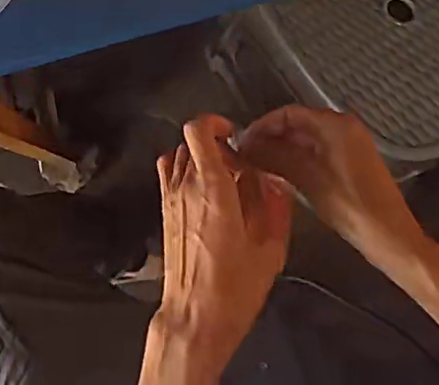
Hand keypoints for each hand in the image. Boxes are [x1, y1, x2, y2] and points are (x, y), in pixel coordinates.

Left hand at [143, 115, 291, 383]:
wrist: (195, 316)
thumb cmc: (233, 288)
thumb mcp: (270, 250)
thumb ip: (275, 208)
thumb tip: (274, 181)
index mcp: (213, 188)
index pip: (198, 131)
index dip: (213, 121)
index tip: (231, 131)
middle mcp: (187, 184)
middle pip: (194, 142)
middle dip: (218, 147)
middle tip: (240, 169)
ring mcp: (171, 194)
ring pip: (180, 153)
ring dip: (200, 157)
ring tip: (222, 180)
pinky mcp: (164, 207)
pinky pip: (168, 169)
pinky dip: (183, 167)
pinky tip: (201, 188)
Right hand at [238, 105, 425, 266]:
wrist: (395, 242)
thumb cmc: (352, 208)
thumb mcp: (308, 180)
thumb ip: (275, 157)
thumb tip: (246, 146)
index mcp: (335, 124)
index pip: (288, 113)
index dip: (262, 126)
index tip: (243, 142)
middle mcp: (344, 127)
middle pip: (297, 123)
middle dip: (271, 138)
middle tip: (248, 154)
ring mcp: (350, 144)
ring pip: (306, 138)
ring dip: (283, 149)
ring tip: (260, 164)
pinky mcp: (353, 161)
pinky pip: (318, 150)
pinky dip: (299, 158)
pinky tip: (282, 173)